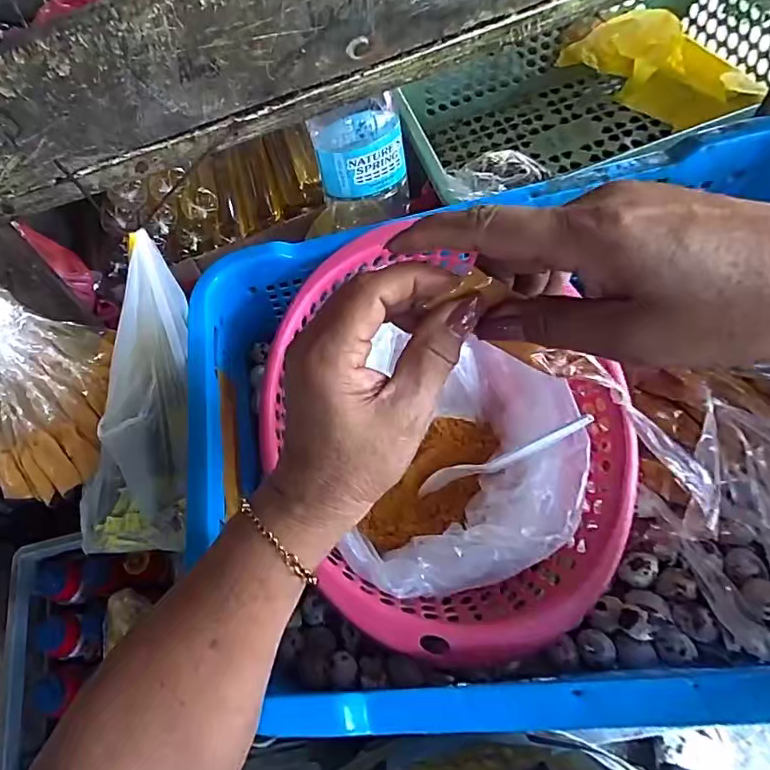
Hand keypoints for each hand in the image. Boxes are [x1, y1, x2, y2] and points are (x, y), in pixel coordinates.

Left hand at [252, 264, 482, 557]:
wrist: (314, 493)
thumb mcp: (408, 411)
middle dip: (409, 282)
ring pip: (352, 298)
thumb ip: (434, 352)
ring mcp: (304, 343)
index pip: (371, 288)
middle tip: (455, 295)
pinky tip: (409, 324)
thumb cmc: (361, 463)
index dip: (417, 276)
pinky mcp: (310, 353)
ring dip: (395, 296)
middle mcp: (308, 337)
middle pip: (359, 287)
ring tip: (440, 309)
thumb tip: (465, 307)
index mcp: (328, 351)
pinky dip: (378, 313)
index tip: (460, 284)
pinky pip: (345, 317)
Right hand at [390, 181, 769, 368]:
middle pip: (516, 231)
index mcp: (588, 232)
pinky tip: (599, 293)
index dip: (433, 234)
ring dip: (534, 271)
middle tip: (499, 319)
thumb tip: (484, 321)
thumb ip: (548, 324)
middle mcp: (599, 202)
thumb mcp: (635, 337)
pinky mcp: (655, 204)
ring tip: (558, 314)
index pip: (487, 226)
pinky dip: (567, 261)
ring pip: (551, 232)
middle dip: (492, 270)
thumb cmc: (740, 315)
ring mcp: (630, 198)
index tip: (392, 245)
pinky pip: (586, 229)